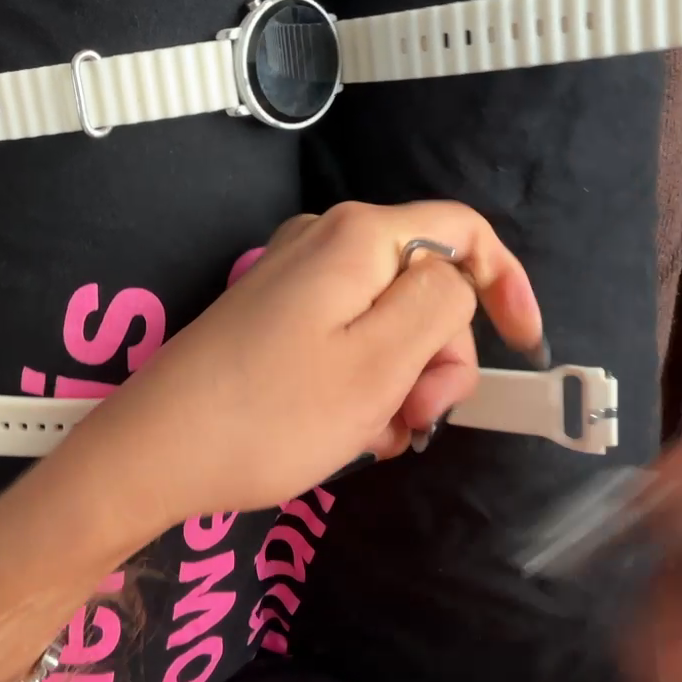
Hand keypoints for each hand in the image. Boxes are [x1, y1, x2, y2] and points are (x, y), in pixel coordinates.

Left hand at [59, 201, 541, 522]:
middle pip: (424, 284)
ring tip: (370, 436)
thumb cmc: (275, 412)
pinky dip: (360, 381)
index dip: (505, 285)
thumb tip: (451, 278)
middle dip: (437, 356)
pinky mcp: (272, 313)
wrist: (158, 448)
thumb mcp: (381, 361)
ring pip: (387, 321)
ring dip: (398, 380)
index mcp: (357, 237)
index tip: (523, 350)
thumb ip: (440, 302)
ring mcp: (292, 276)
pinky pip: (345, 336)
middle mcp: (324, 240)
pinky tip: (343, 429)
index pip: (463, 233)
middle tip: (414, 420)